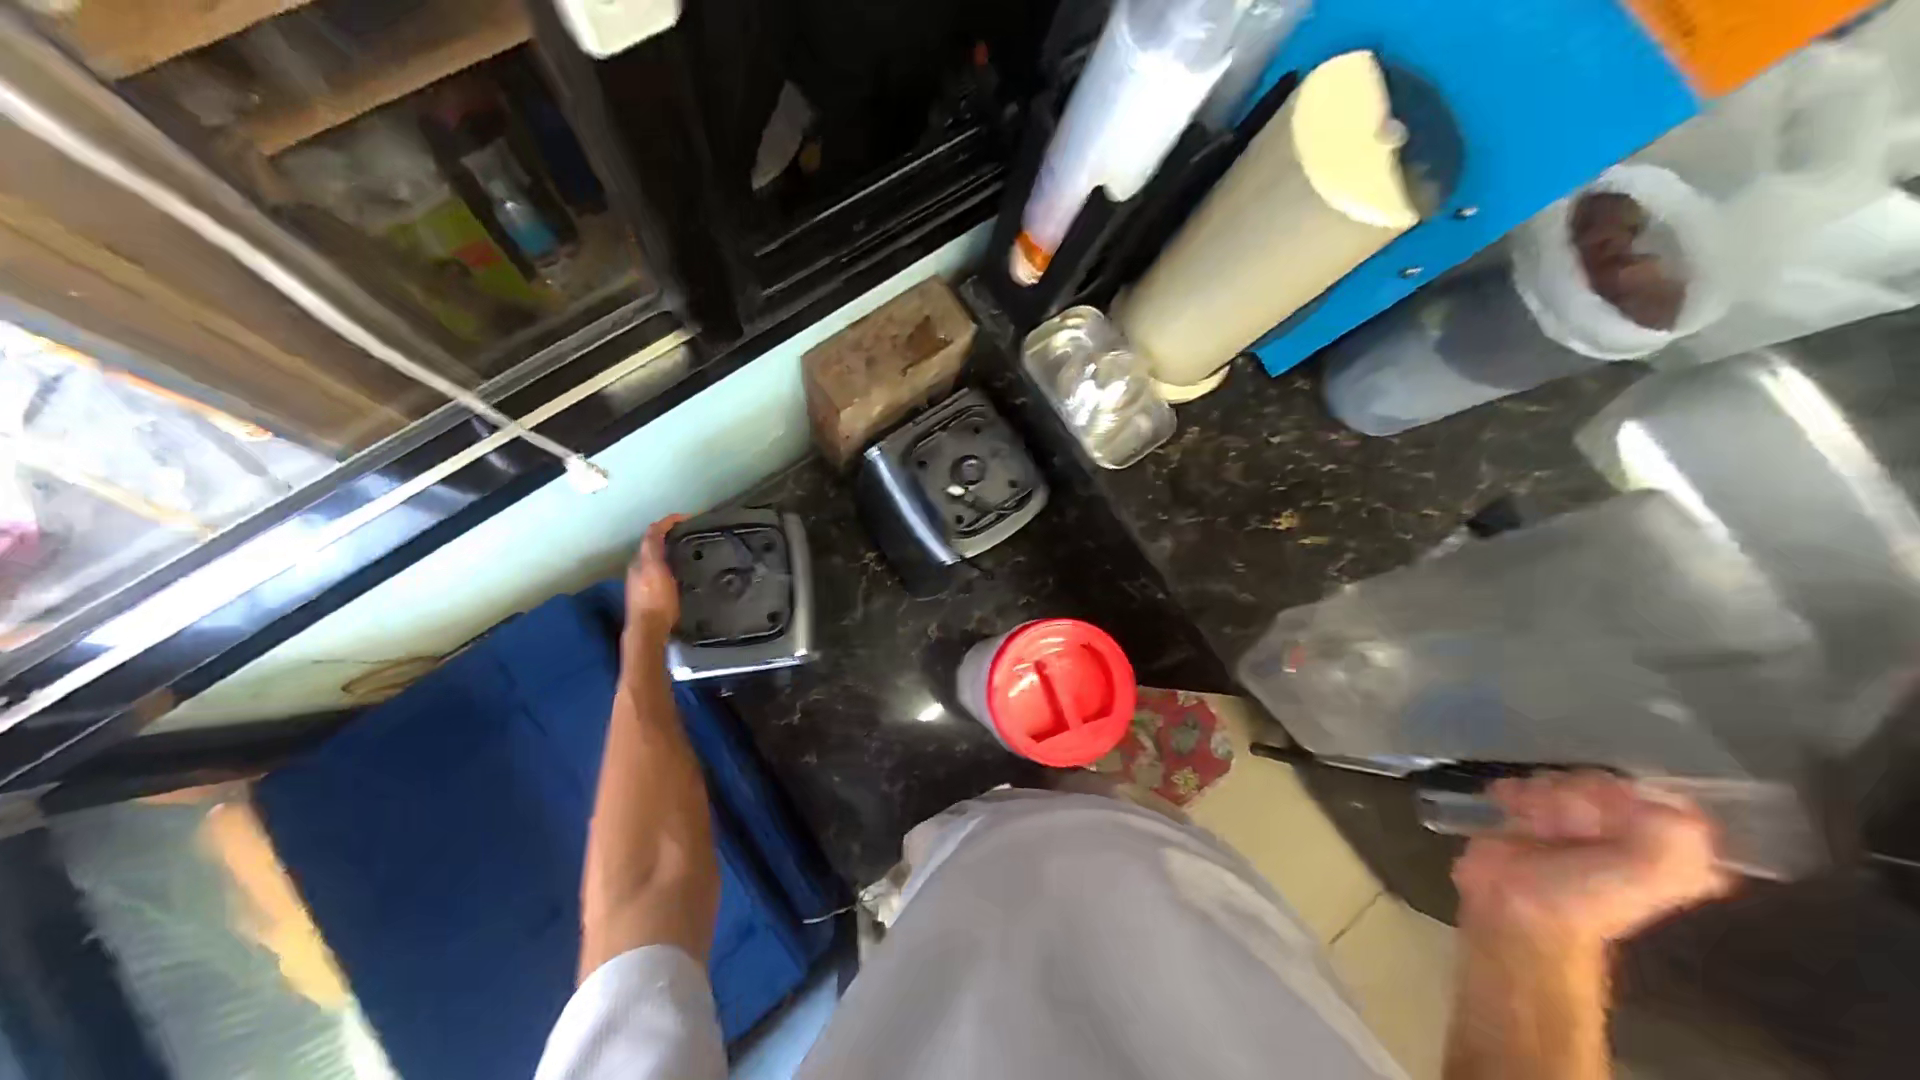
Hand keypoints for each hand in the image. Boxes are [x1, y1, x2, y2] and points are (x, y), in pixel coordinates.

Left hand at [624, 514, 687, 655]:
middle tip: (689, 534)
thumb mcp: (657, 570)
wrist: (647, 630)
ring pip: (653, 556)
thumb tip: (660, 530)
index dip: (668, 522)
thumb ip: (655, 549)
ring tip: (686, 550)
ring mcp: (639, 580)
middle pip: (652, 543)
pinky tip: (678, 570)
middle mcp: (637, 566)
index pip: (653, 532)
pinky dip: (666, 562)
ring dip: (667, 549)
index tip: (687, 518)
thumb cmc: (657, 601)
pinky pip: (656, 568)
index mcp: (642, 559)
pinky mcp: (644, 592)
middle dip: (668, 535)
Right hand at [1452, 771, 1732, 945]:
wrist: (1514, 906)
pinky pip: (1526, 782)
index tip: (1612, 811)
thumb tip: (1657, 803)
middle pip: (1605, 783)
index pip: (1659, 797)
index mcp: (1666, 850)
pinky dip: (1516, 790)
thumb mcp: (1649, 875)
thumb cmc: (1584, 896)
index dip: (1633, 797)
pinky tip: (1512, 806)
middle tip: (1568, 823)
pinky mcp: (1528, 815)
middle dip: (1581, 795)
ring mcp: (1573, 823)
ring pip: (1564, 779)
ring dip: (1544, 793)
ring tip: (1535, 820)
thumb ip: (1673, 838)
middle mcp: (1623, 833)